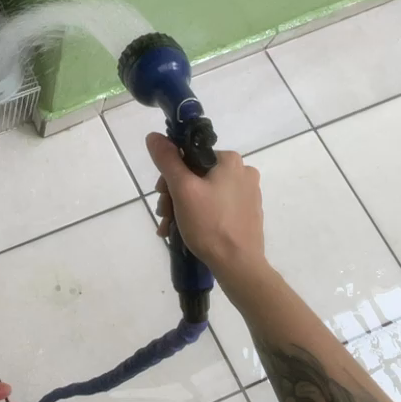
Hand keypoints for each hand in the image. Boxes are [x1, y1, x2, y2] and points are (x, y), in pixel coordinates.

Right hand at [146, 132, 267, 279]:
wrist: (238, 265)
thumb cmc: (210, 224)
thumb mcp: (182, 190)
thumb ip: (167, 160)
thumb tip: (153, 136)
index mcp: (230, 161)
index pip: (189, 157)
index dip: (170, 175)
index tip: (162, 196)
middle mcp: (243, 173)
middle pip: (195, 176)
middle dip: (174, 196)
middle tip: (165, 216)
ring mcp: (247, 195)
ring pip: (203, 194)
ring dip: (182, 208)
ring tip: (171, 228)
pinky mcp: (246, 215)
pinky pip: (215, 208)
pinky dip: (198, 217)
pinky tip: (184, 233)